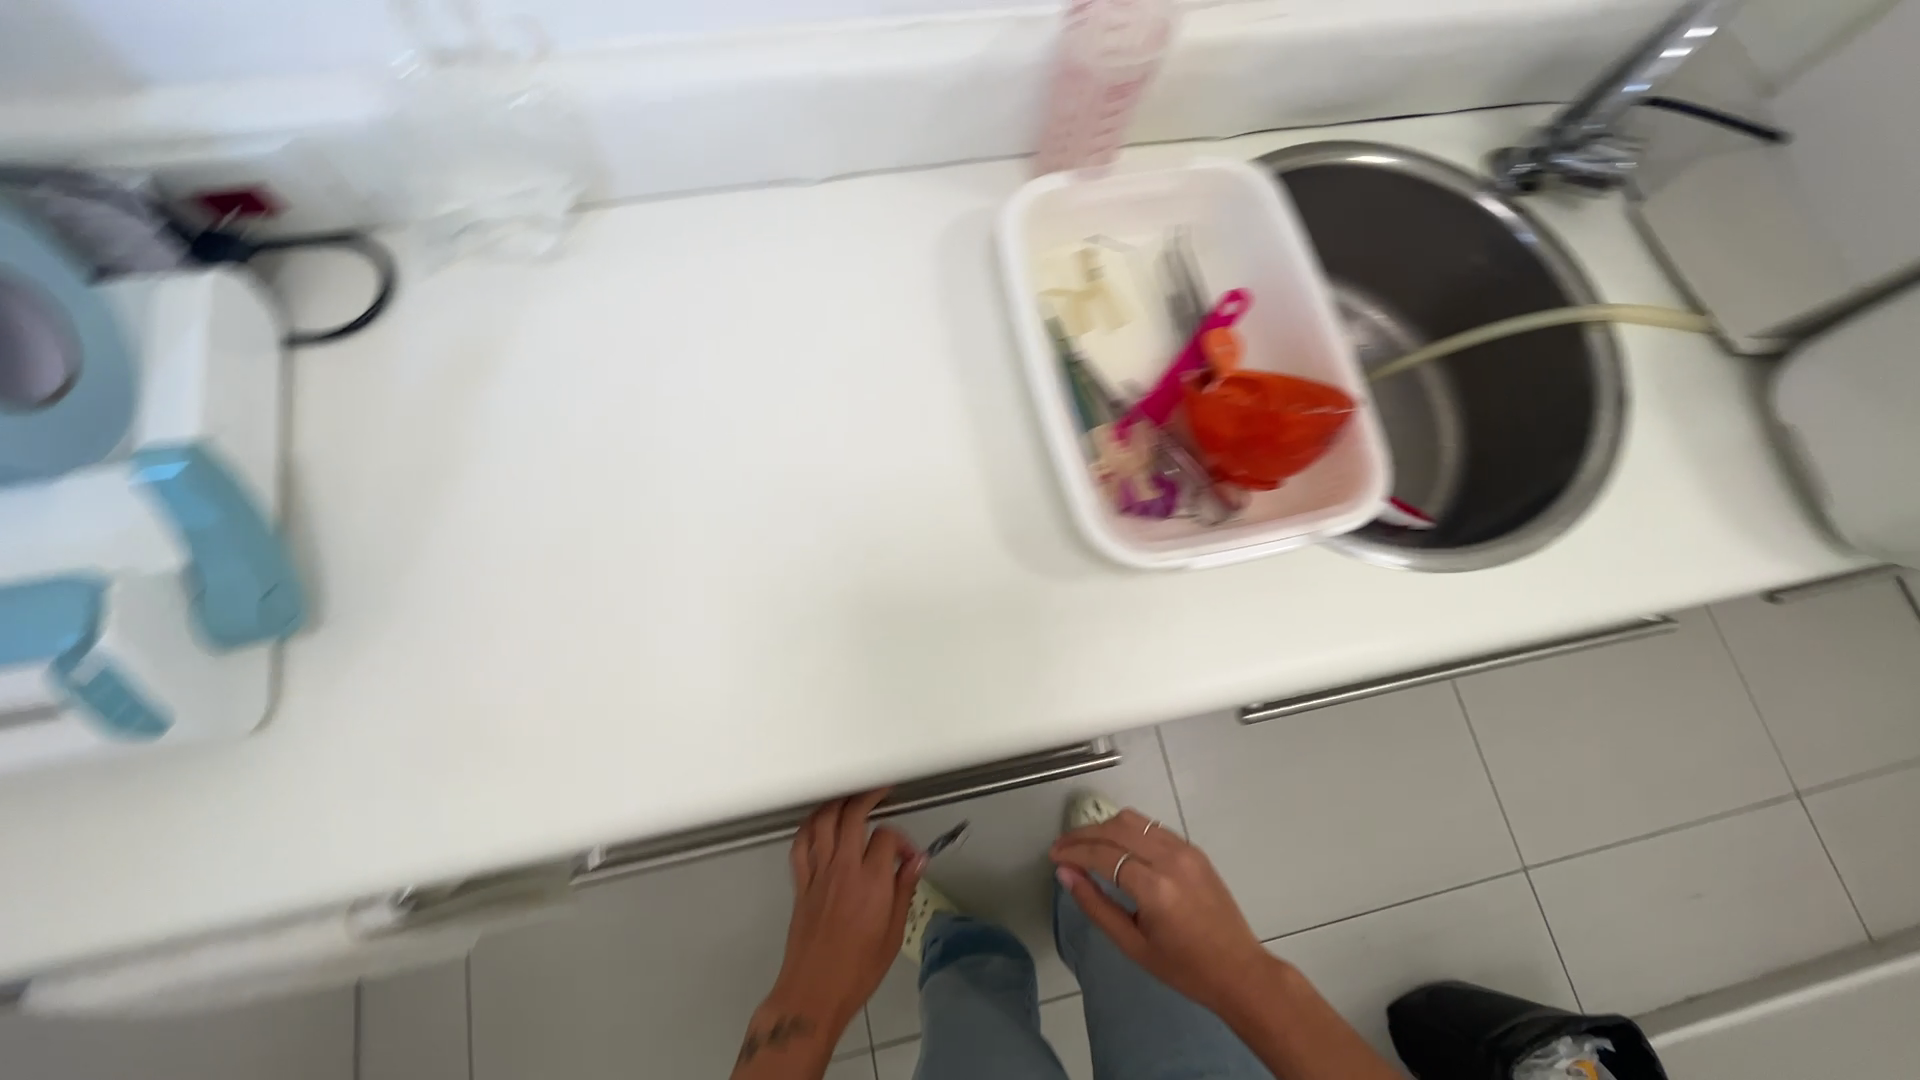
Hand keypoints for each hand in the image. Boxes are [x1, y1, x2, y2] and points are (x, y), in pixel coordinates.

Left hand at [765, 789, 923, 1032]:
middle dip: (868, 796)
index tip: (906, 854)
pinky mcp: (801, 884)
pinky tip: (818, 822)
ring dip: (837, 803)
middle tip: (880, 791)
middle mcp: (843, 870)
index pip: (886, 836)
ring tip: (850, 797)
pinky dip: (809, 827)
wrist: (814, 993)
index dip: (901, 839)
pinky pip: (801, 845)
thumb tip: (916, 861)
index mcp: (871, 883)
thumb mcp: (893, 933)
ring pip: (823, 822)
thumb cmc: (857, 970)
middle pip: (852, 815)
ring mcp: (818, 874)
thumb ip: (904, 889)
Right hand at [1050, 807, 1271, 1017]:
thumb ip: (1095, 905)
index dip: (1073, 851)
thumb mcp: (1132, 945)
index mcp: (1154, 888)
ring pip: (1133, 819)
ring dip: (1104, 826)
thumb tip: (1065, 874)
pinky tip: (1116, 845)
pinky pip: (1152, 827)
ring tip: (1085, 844)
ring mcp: (1185, 850)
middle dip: (1083, 834)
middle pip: (1115, 828)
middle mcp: (1170, 859)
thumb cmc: (1184, 968)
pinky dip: (1127, 829)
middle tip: (1063, 848)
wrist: (1239, 970)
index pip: (1102, 854)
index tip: (1054, 856)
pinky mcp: (1194, 849)